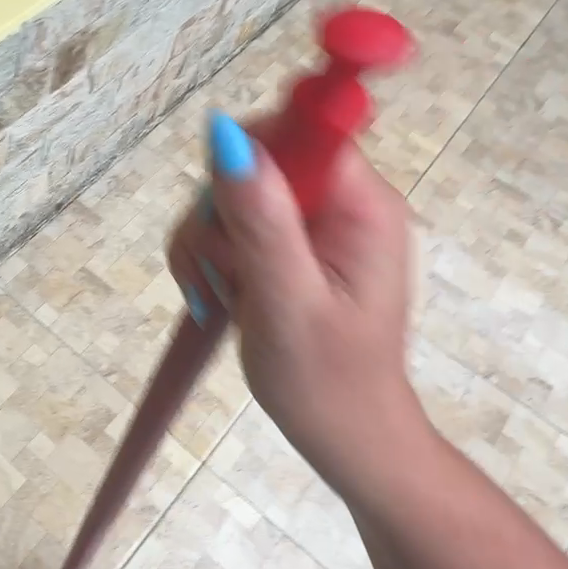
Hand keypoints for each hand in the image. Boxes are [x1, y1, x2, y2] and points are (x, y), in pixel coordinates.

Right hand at [169, 112, 428, 495]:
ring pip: (231, 196)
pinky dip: (209, 258)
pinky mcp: (288, 247)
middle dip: (218, 215)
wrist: (344, 437)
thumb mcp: (287, 302)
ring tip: (216, 297)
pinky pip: (230, 226)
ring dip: (206, 244)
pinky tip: (216, 297)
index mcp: (361, 206)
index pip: (300, 131)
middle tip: (219, 274)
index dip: (251, 152)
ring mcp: (312, 225)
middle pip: (254, 162)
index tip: (223, 208)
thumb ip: (260, 220)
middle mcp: (339, 203)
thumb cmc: (325, 382)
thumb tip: (226, 134)